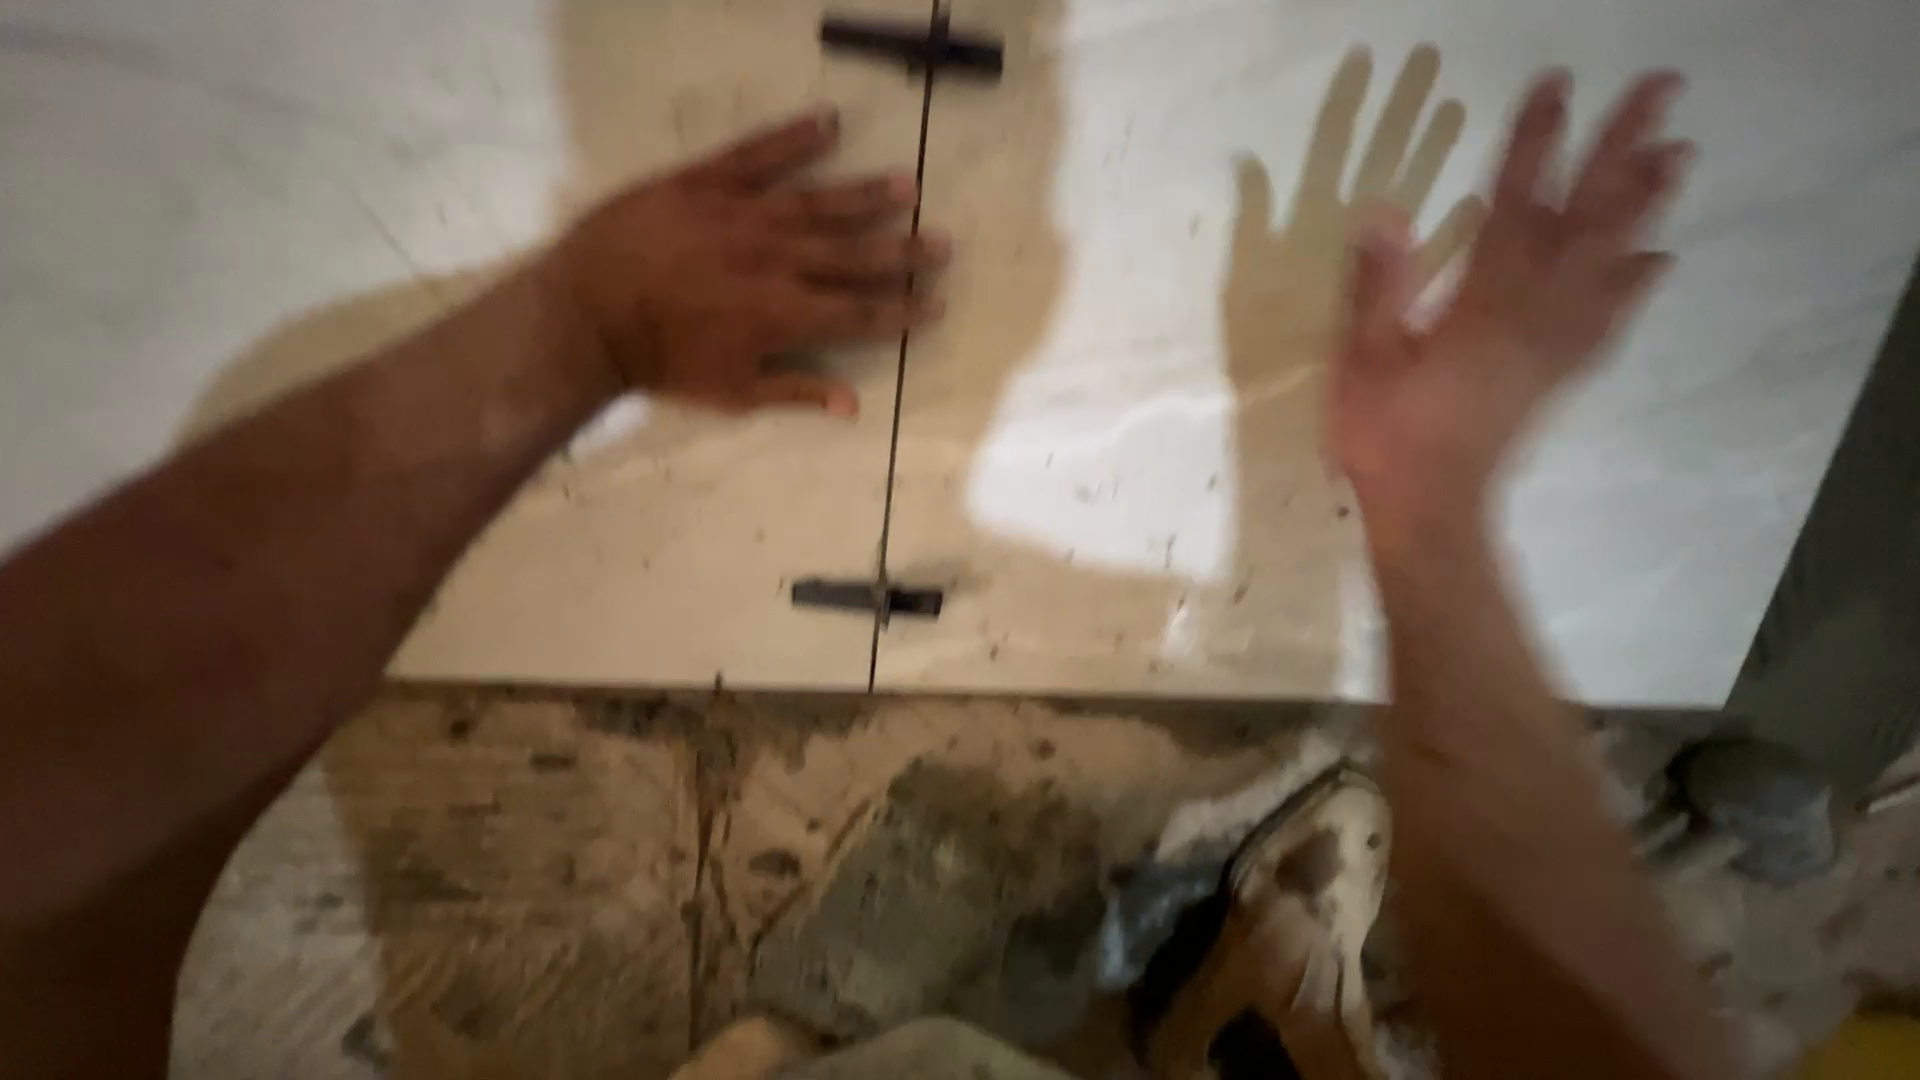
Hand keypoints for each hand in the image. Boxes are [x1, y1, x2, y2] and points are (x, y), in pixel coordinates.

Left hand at [543, 109, 949, 417]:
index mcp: (787, 314)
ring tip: (909, 187)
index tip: (936, 306)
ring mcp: (745, 214)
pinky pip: (759, 153)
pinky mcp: (707, 182)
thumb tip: (855, 407)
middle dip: (904, 253)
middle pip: (856, 255)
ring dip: (869, 196)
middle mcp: (779, 260)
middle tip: (942, 244)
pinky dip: (795, 138)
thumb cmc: (664, 362)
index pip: (862, 313)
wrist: (588, 311)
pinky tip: (828, 123)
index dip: (904, 311)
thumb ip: (798, 392)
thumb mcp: (734, 392)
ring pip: (821, 203)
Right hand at [1328, 71, 1693, 543]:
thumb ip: (1374, 289)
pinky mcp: (1556, 376)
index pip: (1513, 209)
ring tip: (1676, 156)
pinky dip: (1635, 287)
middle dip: (1620, 155)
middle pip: (1585, 225)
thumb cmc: (1383, 436)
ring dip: (1645, 208)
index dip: (1532, 146)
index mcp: (1481, 306)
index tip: (1555, 87)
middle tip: (1661, 93)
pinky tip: (1655, 264)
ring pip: (1610, 266)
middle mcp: (1534, 315)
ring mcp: (1553, 347)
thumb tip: (1381, 214)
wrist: (1429, 506)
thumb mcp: (1359, 361)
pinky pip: (1608, 322)